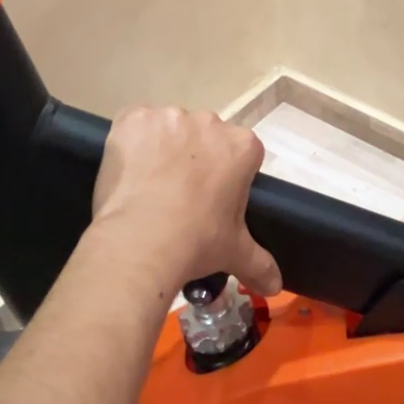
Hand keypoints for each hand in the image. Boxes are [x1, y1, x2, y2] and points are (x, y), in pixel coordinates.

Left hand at [90, 106, 281, 295]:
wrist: (142, 240)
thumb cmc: (197, 241)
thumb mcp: (235, 253)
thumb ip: (260, 264)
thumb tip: (277, 287)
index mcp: (242, 146)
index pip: (239, 153)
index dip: (223, 175)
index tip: (209, 199)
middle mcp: (210, 122)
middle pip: (203, 137)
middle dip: (193, 160)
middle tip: (178, 198)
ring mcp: (170, 117)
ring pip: (168, 129)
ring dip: (162, 150)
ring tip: (148, 188)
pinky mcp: (133, 118)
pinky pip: (134, 124)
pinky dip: (131, 143)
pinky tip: (127, 172)